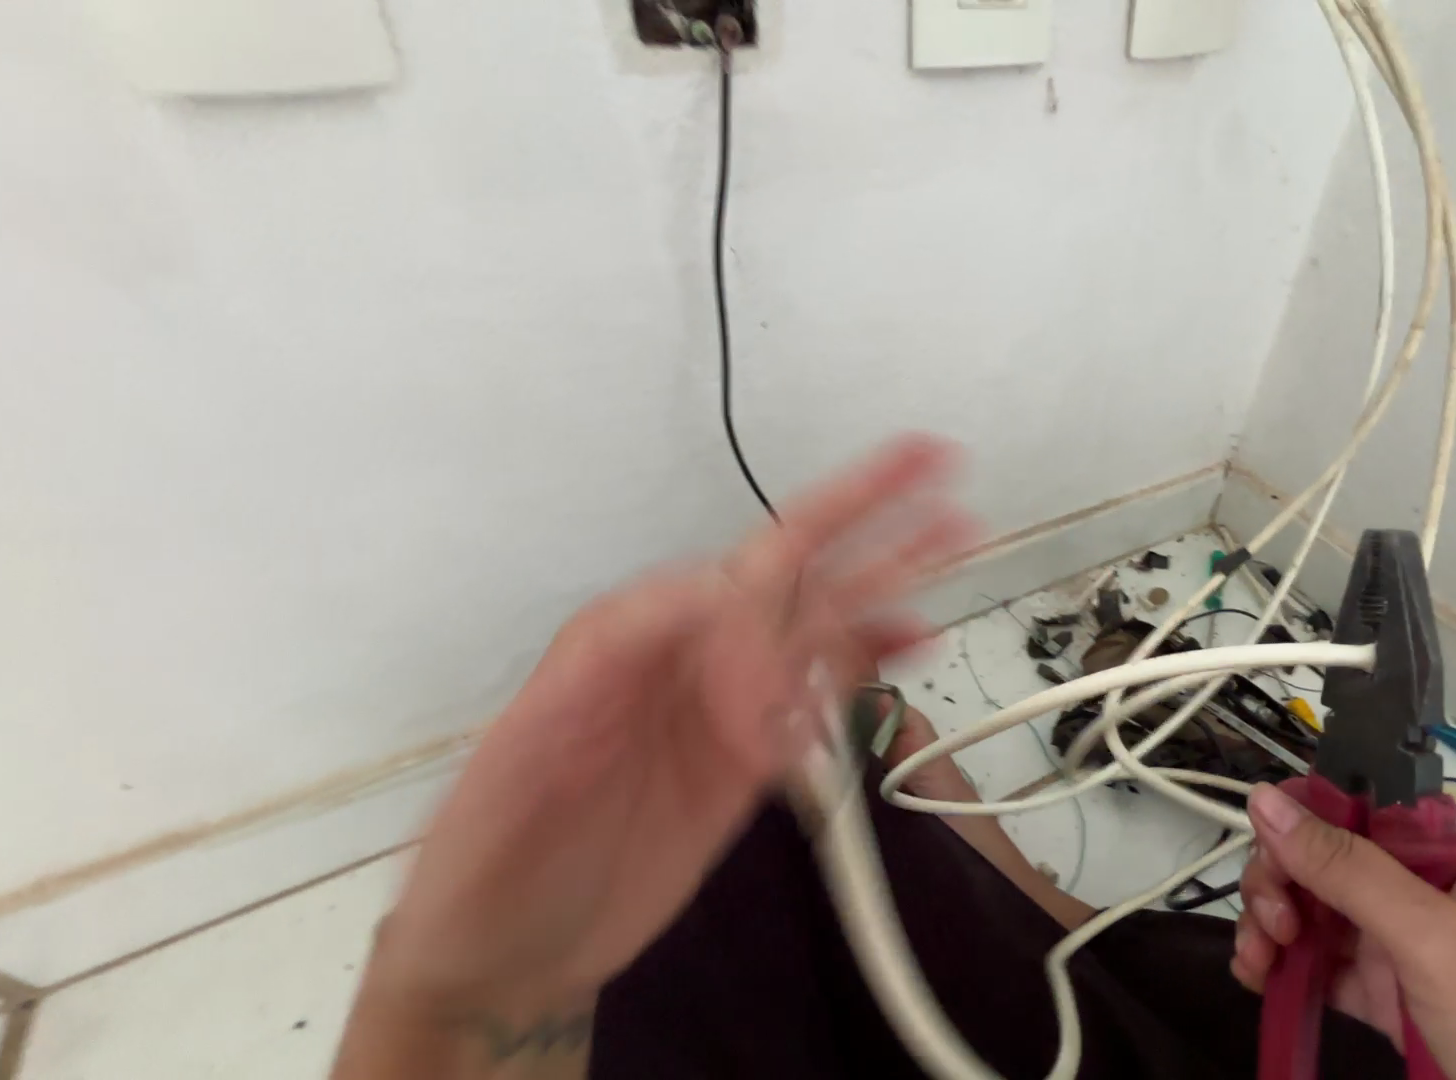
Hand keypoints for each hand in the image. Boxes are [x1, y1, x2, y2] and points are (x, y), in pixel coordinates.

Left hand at [365, 436, 974, 1010]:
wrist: (511, 945)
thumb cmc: (500, 838)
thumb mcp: (532, 737)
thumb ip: (615, 650)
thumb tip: (721, 598)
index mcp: (646, 626)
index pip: (740, 575)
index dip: (783, 606)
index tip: (775, 710)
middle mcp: (702, 647)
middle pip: (801, 568)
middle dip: (868, 514)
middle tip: (933, 466)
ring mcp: (737, 700)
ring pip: (829, 620)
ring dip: (893, 576)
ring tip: (955, 538)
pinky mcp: (761, 754)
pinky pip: (827, 691)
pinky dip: (875, 659)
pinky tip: (916, 635)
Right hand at [1230, 782, 1455, 1079]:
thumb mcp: (1435, 940)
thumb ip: (1346, 867)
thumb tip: (1261, 796)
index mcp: (1439, 857)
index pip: (1346, 810)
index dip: (1296, 825)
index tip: (1269, 861)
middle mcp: (1416, 892)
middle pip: (1320, 862)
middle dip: (1279, 883)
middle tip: (1269, 928)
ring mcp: (1403, 949)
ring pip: (1313, 913)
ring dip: (1271, 927)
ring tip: (1254, 964)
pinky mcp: (1390, 1002)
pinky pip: (1322, 967)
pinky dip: (1284, 968)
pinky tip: (1259, 979)